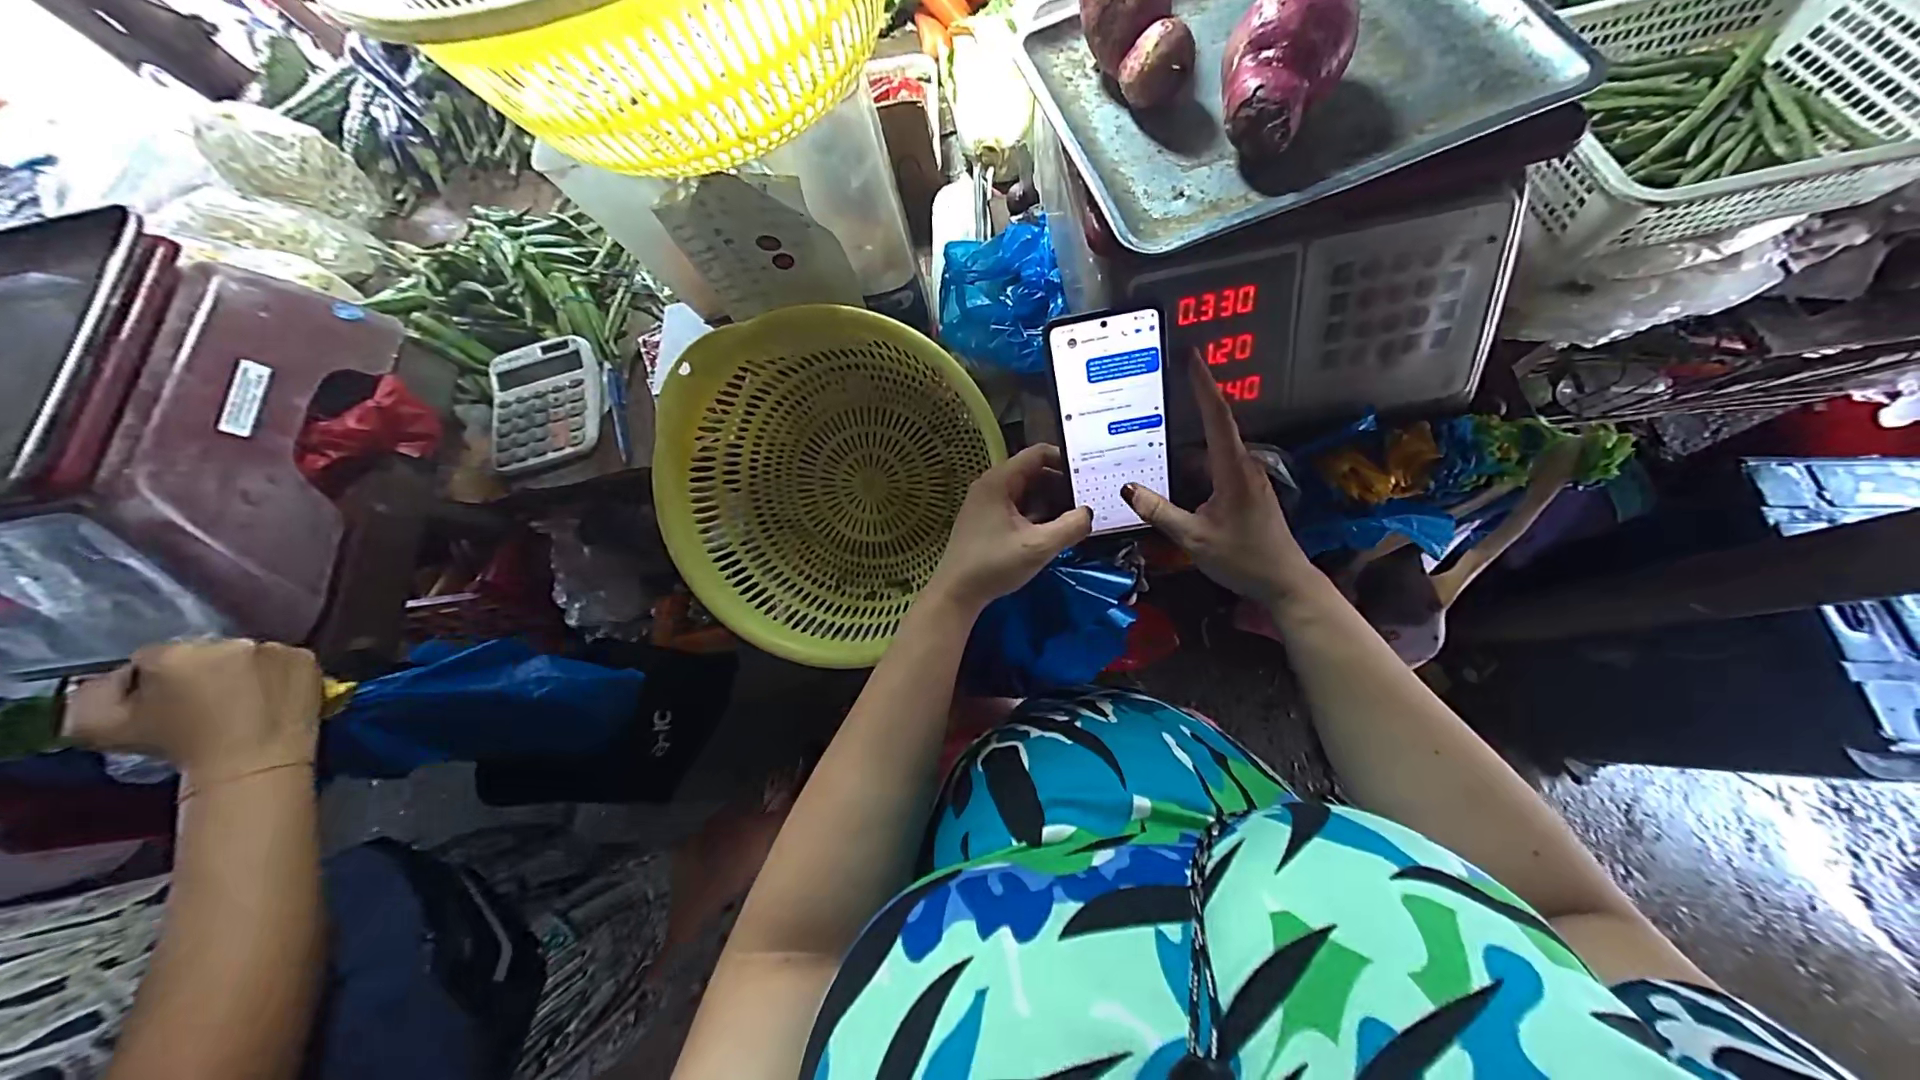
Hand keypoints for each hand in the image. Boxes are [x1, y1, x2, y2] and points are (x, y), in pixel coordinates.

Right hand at [64, 640, 323, 782]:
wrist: (253, 762)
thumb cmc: (178, 746)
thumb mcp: (105, 728)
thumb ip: (94, 695)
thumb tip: (117, 677)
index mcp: (175, 654)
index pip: (152, 657)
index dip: (152, 680)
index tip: (163, 702)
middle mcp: (229, 643)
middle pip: (204, 651)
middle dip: (199, 671)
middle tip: (204, 702)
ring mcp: (275, 648)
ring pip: (247, 655)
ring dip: (241, 670)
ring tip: (241, 702)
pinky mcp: (307, 659)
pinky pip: (284, 661)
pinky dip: (277, 674)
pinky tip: (270, 698)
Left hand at [926, 444, 1092, 612]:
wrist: (956, 593)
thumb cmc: (994, 565)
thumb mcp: (1038, 546)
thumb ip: (1070, 527)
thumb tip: (1088, 513)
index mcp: (999, 481)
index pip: (1038, 454)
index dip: (1065, 460)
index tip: (1088, 474)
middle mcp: (991, 485)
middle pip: (1034, 472)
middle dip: (1061, 485)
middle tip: (1088, 499)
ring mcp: (987, 503)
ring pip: (1027, 492)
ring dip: (1051, 502)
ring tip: (1076, 516)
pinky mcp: (986, 521)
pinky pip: (1018, 507)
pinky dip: (1037, 514)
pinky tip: (1054, 531)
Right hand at [1123, 359, 1316, 603]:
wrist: (1285, 583)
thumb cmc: (1243, 558)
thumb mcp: (1193, 537)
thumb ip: (1159, 511)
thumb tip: (1129, 488)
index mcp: (1233, 470)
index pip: (1217, 417)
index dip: (1203, 385)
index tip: (1193, 357)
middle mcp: (1243, 468)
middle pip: (1208, 436)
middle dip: (1182, 425)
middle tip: (1152, 411)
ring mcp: (1247, 480)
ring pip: (1208, 459)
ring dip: (1182, 460)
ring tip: (1153, 458)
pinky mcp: (1245, 494)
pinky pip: (1213, 473)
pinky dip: (1191, 476)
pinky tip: (1173, 488)